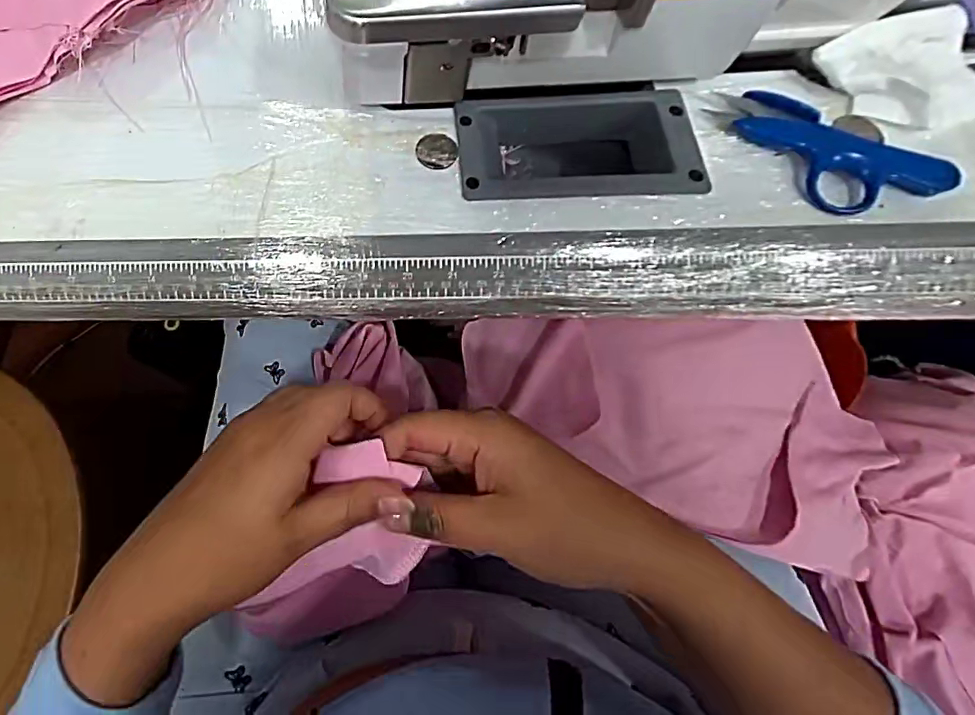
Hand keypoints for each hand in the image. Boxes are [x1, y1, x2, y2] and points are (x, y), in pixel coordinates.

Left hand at [62, 383, 405, 704]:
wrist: (157, 571)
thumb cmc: (232, 555)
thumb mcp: (299, 535)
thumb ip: (351, 504)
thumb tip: (400, 489)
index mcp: (285, 435)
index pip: (342, 393)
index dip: (374, 409)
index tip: (388, 447)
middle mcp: (264, 417)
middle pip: (322, 392)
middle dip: (353, 416)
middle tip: (366, 462)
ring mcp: (243, 424)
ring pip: (298, 401)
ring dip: (326, 421)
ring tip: (337, 469)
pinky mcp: (230, 438)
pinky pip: (277, 414)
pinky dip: (301, 427)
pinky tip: (301, 471)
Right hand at [376, 408, 677, 591]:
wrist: (631, 547)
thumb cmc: (564, 531)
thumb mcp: (494, 528)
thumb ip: (433, 516)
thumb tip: (377, 506)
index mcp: (479, 428)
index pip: (409, 427)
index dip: (375, 451)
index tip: (343, 483)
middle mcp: (480, 430)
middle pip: (419, 443)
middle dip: (389, 472)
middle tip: (354, 506)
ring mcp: (490, 451)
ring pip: (435, 462)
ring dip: (411, 488)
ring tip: (375, 516)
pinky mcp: (498, 471)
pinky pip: (454, 477)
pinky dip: (435, 497)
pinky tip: (415, 520)